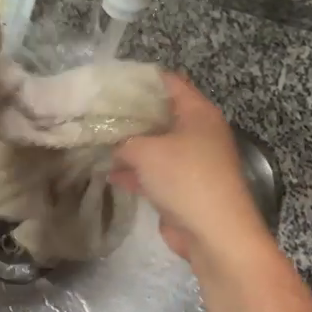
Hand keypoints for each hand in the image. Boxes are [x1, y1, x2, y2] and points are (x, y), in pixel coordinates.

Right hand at [111, 74, 271, 260]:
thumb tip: (113, 144)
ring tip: (97, 140)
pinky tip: (109, 173)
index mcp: (198, 113)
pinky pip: (155, 171)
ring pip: (156, 145)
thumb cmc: (184, 178)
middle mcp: (199, 132)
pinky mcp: (184, 187)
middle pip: (161, 114)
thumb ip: (124, 141)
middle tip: (98, 111)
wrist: (214, 233)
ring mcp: (193, 161)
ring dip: (130, 145)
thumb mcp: (145, 151)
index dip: (140, 79)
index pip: (169, 82)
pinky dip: (135, 171)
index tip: (110, 81)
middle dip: (130, 114)